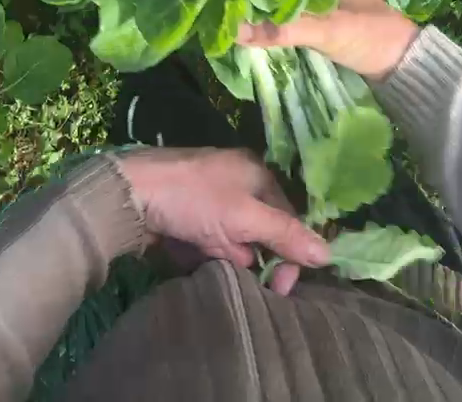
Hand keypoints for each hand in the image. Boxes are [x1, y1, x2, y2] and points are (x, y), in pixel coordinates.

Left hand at [113, 147, 329, 295]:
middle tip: (228, 261)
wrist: (131, 193)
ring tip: (202, 249)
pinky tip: (188, 248)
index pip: (288, 219)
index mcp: (257, 173)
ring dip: (223, 254)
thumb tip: (329, 254)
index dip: (289, 255)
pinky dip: (203, 250)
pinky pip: (209, 240)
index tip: (279, 288)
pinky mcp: (190, 212)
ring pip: (234, 241)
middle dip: (248, 254)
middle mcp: (238, 181)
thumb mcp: (245, 218)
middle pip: (261, 233)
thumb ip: (285, 236)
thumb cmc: (195, 199)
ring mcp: (212, 197)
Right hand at [235, 0, 417, 77]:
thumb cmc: (370, 36)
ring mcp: (321, 4)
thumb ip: (282, 30)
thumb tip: (234, 31)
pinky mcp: (320, 25)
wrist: (404, 68)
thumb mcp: (326, 31)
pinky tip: (253, 24)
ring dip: (262, 5)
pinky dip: (273, 21)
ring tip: (228, 5)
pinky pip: (290, 17)